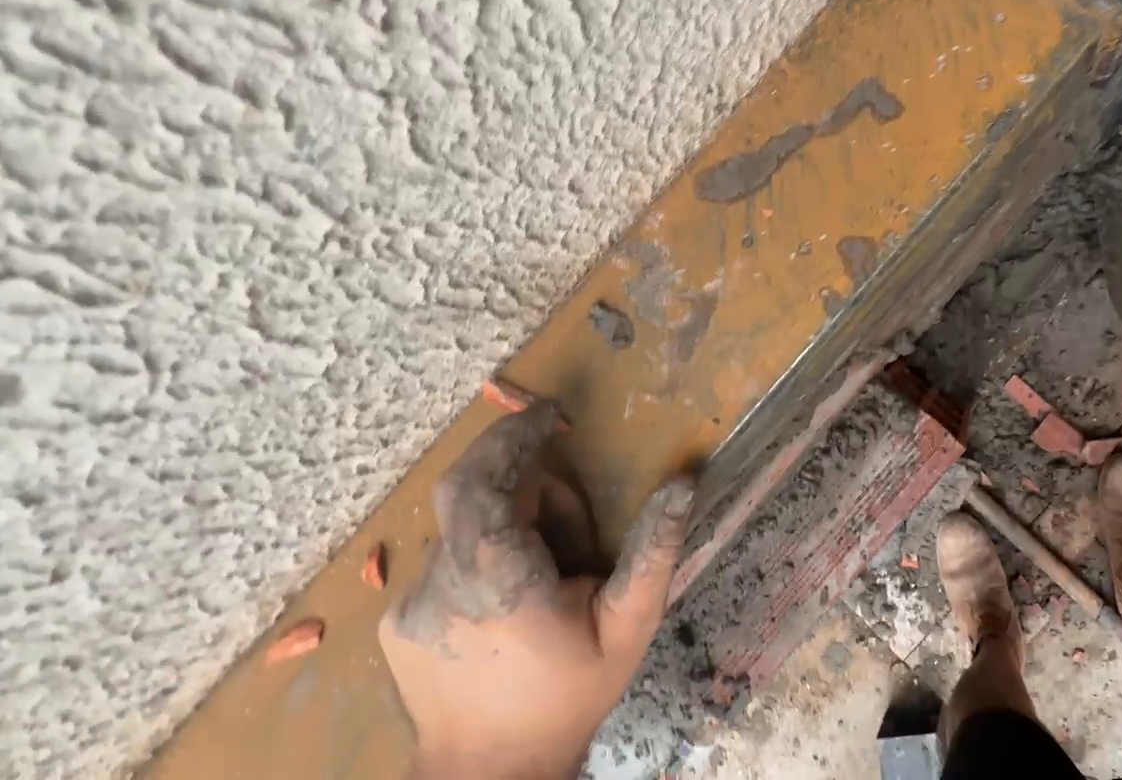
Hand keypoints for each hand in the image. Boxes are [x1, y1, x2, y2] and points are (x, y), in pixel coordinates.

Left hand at [378, 402, 695, 779]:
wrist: (491, 777)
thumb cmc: (569, 696)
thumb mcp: (628, 625)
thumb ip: (654, 549)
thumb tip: (685, 482)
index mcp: (496, 582)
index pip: (481, 481)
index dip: (512, 437)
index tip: (552, 415)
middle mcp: (440, 584)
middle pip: (474, 492)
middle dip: (527, 482)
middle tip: (574, 529)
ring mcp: (410, 603)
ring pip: (464, 525)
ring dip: (511, 524)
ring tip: (553, 576)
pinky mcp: (398, 618)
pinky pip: (448, 556)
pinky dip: (487, 551)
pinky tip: (516, 597)